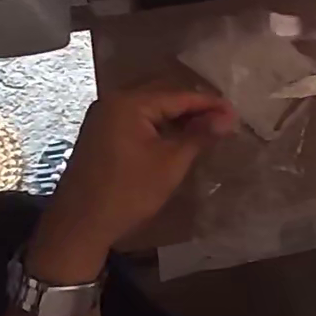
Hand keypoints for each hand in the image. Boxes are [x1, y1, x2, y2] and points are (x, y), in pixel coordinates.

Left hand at [28, 82, 235, 281]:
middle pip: (162, 92)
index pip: (179, 94)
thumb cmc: (128, 193)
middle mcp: (113, 100)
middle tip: (222, 118)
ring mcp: (104, 115)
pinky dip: (158, 123)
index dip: (209, 103)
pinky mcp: (101, 131)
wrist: (80, 224)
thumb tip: (228, 117)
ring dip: (176, 113)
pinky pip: (136, 116)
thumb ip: (199, 135)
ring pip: (149, 104)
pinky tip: (176, 135)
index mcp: (129, 102)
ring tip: (205, 126)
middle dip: (193, 104)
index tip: (235, 113)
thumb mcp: (170, 163)